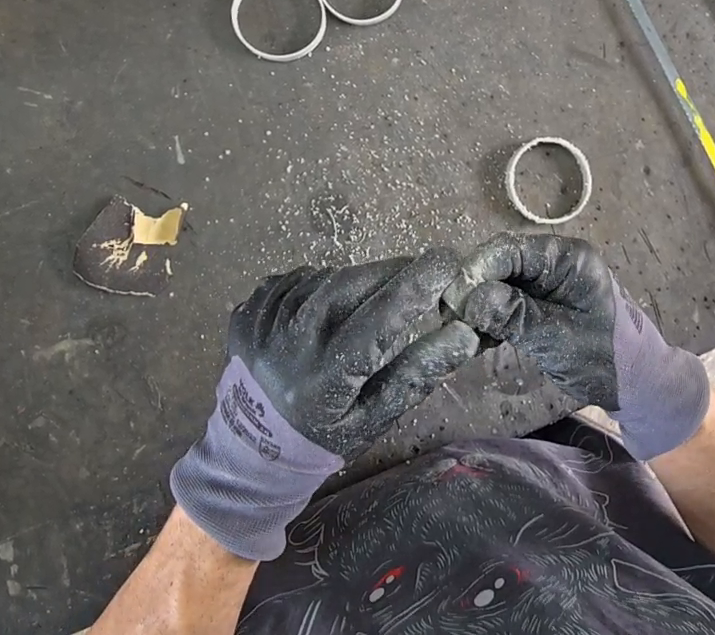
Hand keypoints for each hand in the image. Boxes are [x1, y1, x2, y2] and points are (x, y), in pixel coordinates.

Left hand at [170, 249, 479, 559]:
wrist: (249, 453)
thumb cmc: (323, 438)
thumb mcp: (375, 418)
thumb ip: (418, 373)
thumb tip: (465, 333)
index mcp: (326, 376)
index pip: (380, 318)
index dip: (416, 286)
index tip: (449, 261)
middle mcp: (290, 342)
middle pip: (353, 284)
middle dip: (395, 272)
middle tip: (422, 273)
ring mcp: (264, 321)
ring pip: (328, 277)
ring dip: (360, 280)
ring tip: (372, 301)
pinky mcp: (249, 309)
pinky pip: (300, 280)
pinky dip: (325, 285)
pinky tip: (330, 310)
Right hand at [458, 233, 709, 459]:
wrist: (642, 386)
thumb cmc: (606, 359)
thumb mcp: (557, 339)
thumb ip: (513, 316)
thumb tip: (467, 297)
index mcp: (568, 258)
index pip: (510, 250)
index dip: (477, 271)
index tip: (452, 299)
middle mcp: (556, 262)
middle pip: (501, 265)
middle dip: (474, 289)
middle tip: (451, 320)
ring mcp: (550, 282)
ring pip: (501, 284)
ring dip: (480, 307)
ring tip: (460, 333)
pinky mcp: (544, 303)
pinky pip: (510, 302)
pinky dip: (492, 319)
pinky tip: (476, 339)